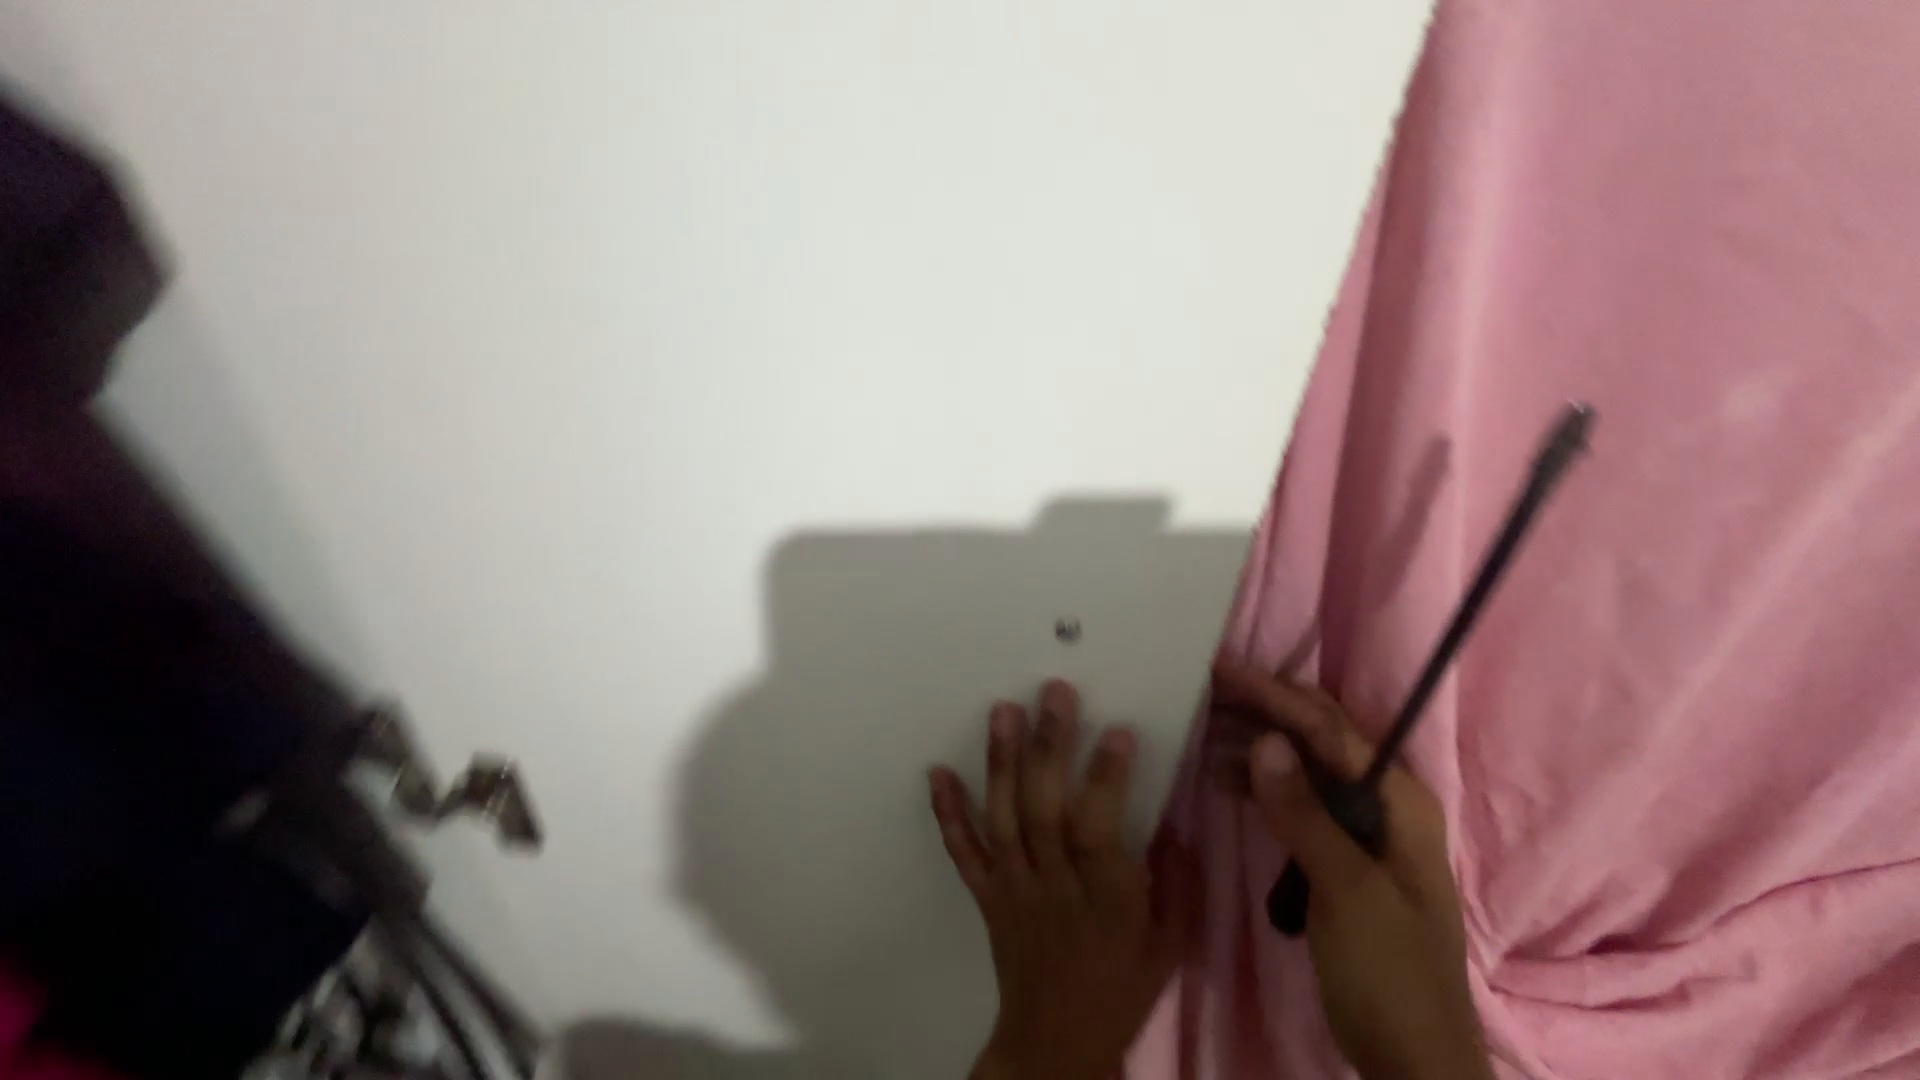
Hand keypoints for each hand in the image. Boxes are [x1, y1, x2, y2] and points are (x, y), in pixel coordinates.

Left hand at [929, 680, 1198, 1079]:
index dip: (1106, 778)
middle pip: (1045, 811)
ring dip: (1001, 763)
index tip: (1117, 729)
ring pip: (1004, 819)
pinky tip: (937, 772)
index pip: (1099, 829)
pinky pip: (963, 853)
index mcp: (1106, 899)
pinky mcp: (986, 896)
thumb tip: (1176, 822)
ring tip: (1003, 711)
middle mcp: (1054, 887)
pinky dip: (947, 812)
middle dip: (1049, 748)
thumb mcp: (1171, 944)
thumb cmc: (1121, 988)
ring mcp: (1013, 889)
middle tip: (1054, 692)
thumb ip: (1179, 882)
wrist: (1056, 1045)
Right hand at [1212, 660, 1492, 1079]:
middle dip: (1262, 708)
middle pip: (1317, 737)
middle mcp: (1383, 802)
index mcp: (1399, 800)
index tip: (1220, 670)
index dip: (1272, 695)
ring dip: (1255, 743)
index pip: (1328, 729)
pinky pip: (1295, 799)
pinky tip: (1222, 778)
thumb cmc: (1388, 971)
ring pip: (1302, 765)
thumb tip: (1263, 741)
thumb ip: (1304, 814)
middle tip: (1204, 687)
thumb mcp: (1346, 890)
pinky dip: (1259, 783)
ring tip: (1201, 726)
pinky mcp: (1338, 854)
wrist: (1411, 1057)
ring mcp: (1361, 829)